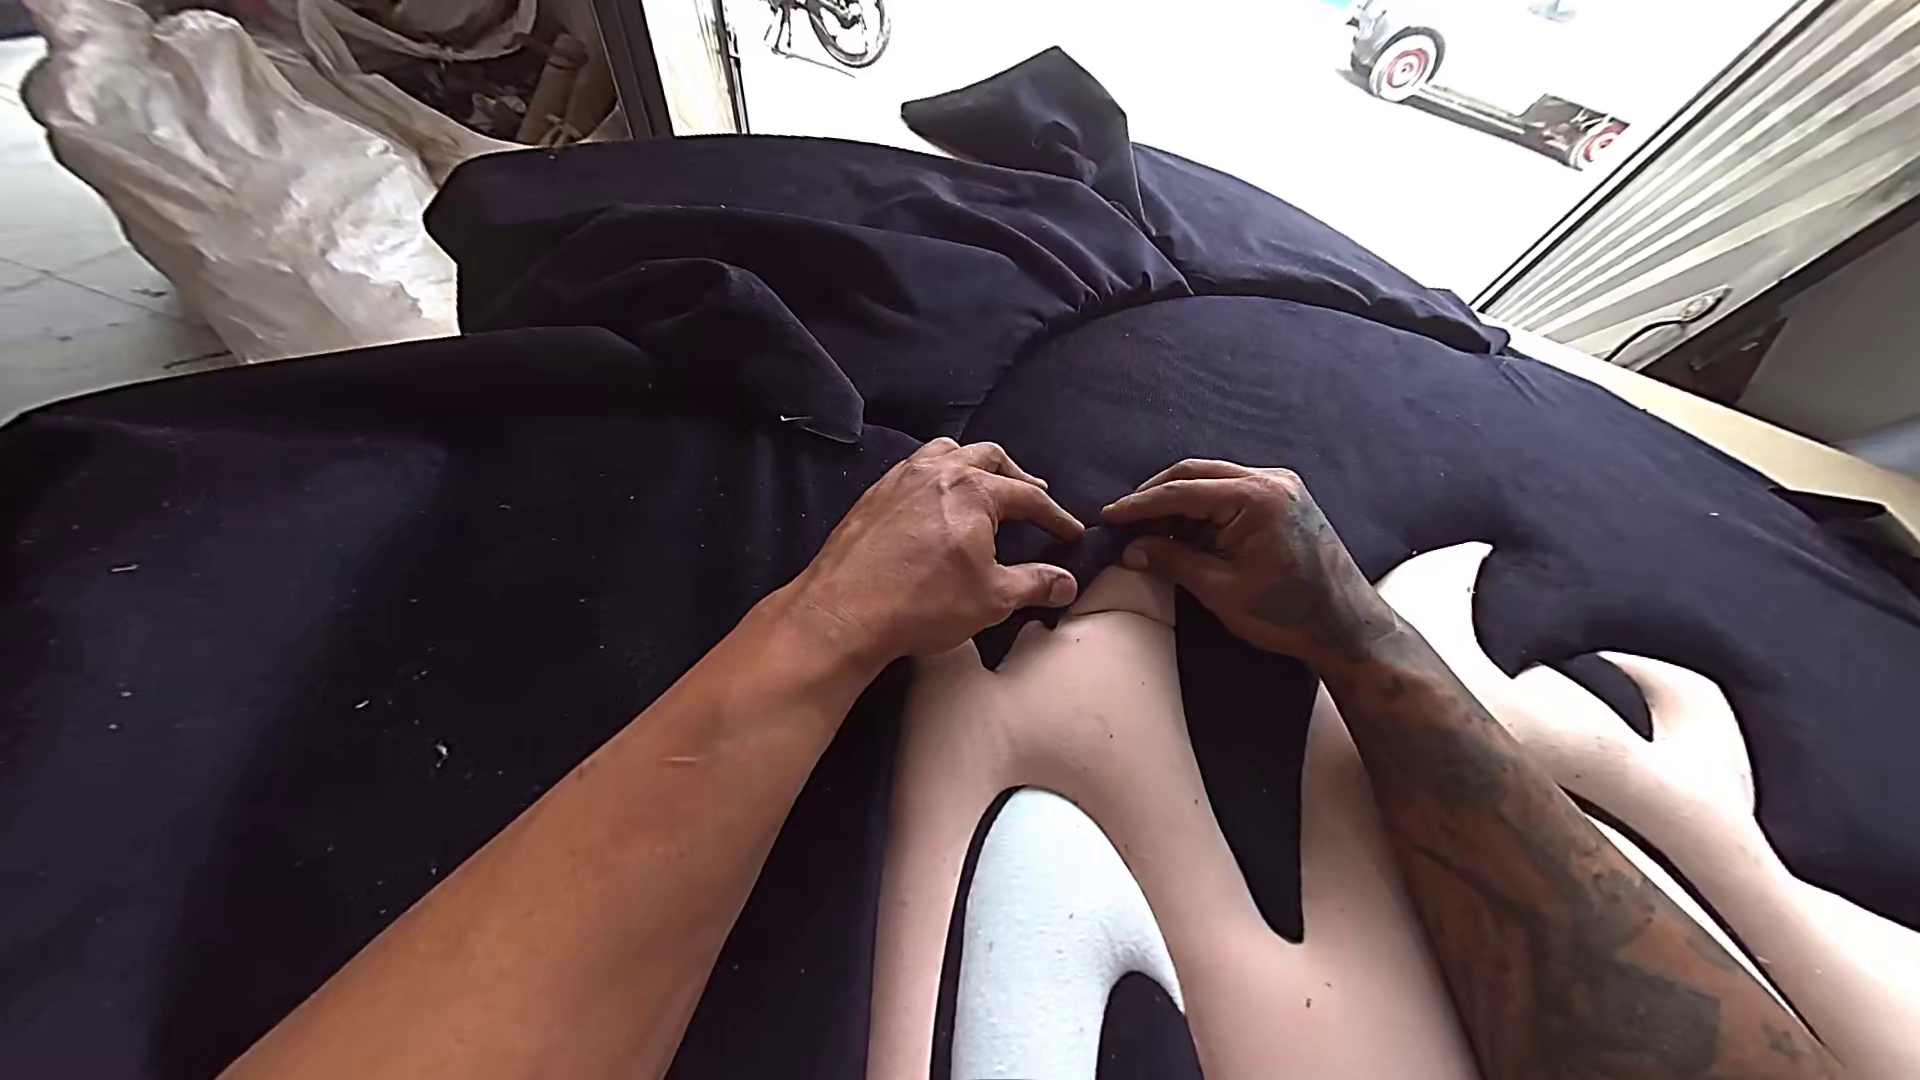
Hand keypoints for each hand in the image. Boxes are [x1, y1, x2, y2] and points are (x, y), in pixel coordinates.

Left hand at [783, 438, 1084, 667]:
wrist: (843, 611)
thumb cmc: (919, 603)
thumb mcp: (991, 598)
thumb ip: (1034, 584)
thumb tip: (1065, 582)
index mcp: (972, 490)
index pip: (1028, 497)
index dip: (1055, 516)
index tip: (1069, 532)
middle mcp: (936, 472)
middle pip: (990, 458)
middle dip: (1017, 477)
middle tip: (1033, 495)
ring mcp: (900, 479)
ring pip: (947, 451)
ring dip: (973, 463)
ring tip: (984, 482)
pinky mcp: (874, 495)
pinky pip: (912, 468)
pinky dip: (935, 473)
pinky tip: (934, 499)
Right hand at [1100, 459, 1397, 668]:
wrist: (1346, 628)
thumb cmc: (1286, 612)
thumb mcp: (1219, 588)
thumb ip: (1171, 560)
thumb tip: (1131, 549)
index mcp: (1257, 498)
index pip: (1181, 491)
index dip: (1139, 504)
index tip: (1109, 516)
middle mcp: (1270, 480)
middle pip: (1194, 473)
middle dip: (1154, 495)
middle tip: (1123, 518)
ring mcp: (1279, 486)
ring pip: (1209, 479)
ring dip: (1175, 501)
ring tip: (1147, 528)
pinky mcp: (1281, 498)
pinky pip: (1228, 490)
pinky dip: (1199, 507)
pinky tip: (1181, 529)